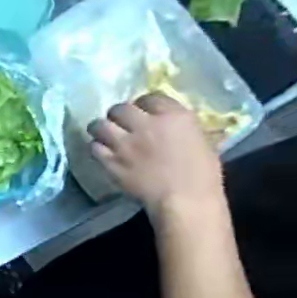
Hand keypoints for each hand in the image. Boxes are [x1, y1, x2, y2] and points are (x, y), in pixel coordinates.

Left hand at [86, 93, 221, 211]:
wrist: (184, 200)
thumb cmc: (201, 172)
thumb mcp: (198, 137)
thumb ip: (178, 126)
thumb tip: (165, 125)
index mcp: (173, 116)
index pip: (149, 97)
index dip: (142, 104)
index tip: (141, 112)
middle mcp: (146, 125)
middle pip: (120, 108)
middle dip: (118, 114)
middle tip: (119, 122)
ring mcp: (126, 145)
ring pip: (100, 126)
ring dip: (101, 128)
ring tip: (104, 133)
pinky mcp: (112, 163)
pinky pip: (95, 148)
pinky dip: (96, 147)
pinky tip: (102, 150)